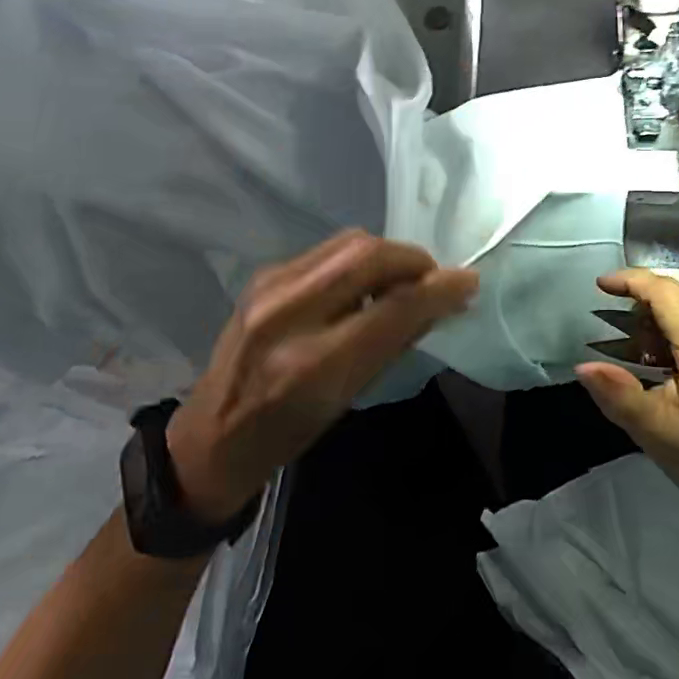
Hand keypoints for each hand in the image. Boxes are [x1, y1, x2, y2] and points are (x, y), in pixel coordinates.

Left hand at [166, 230, 476, 520]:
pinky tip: (364, 283)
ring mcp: (270, 288)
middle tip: (434, 277)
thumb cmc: (287, 434)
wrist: (209, 436)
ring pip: (350, 243)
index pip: (393, 307)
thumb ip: (394, 344)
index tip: (468, 282)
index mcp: (313, 363)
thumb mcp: (348, 398)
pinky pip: (327, 250)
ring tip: (402, 279)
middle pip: (369, 256)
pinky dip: (359, 259)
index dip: (439, 288)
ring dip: (388, 255)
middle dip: (414, 259)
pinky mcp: (263, 275)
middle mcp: (288, 314)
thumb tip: (440, 303)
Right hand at [575, 270, 678, 514]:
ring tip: (647, 352)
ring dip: (662, 316)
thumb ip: (618, 395)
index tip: (602, 285)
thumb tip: (584, 367)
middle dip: (644, 306)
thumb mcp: (650, 431)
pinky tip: (670, 353)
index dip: (633, 282)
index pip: (670, 297)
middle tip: (622, 338)